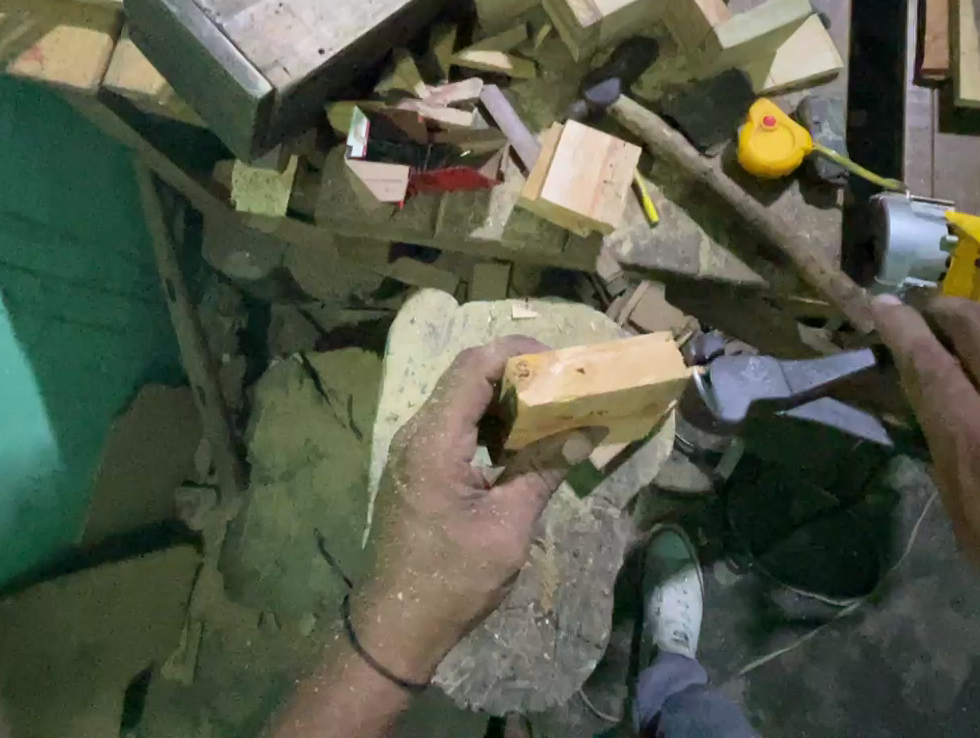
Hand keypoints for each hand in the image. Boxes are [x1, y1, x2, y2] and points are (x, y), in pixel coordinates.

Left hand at [351, 337, 599, 683]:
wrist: (393, 626)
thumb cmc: (452, 580)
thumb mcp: (508, 528)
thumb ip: (543, 470)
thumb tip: (586, 432)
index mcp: (435, 441)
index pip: (472, 366)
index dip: (515, 353)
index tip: (558, 361)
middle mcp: (417, 432)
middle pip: (465, 375)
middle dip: (514, 372)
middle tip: (560, 385)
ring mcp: (412, 447)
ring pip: (459, 397)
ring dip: (501, 397)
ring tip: (546, 412)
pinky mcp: (416, 464)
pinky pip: (453, 424)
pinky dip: (486, 422)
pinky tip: (516, 444)